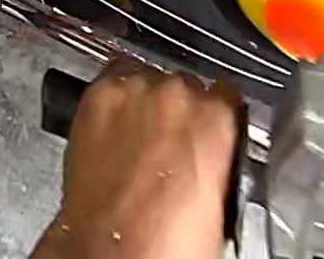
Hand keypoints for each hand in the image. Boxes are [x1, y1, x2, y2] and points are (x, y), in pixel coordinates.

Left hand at [31, 59, 241, 258]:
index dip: (218, 115)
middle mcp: (174, 94)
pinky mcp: (98, 93)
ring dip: (146, 104)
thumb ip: (218, 157)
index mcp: (214, 119)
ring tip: (139, 140)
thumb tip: (212, 152)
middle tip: (170, 146)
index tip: (211, 128)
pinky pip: (113, 82)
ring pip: (147, 81)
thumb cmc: (167, 242)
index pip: (225, 94)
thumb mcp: (219, 201)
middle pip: (183, 86)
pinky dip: (116, 100)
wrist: (114, 252)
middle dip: (179, 112)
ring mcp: (132, 89)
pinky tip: (115, 128)